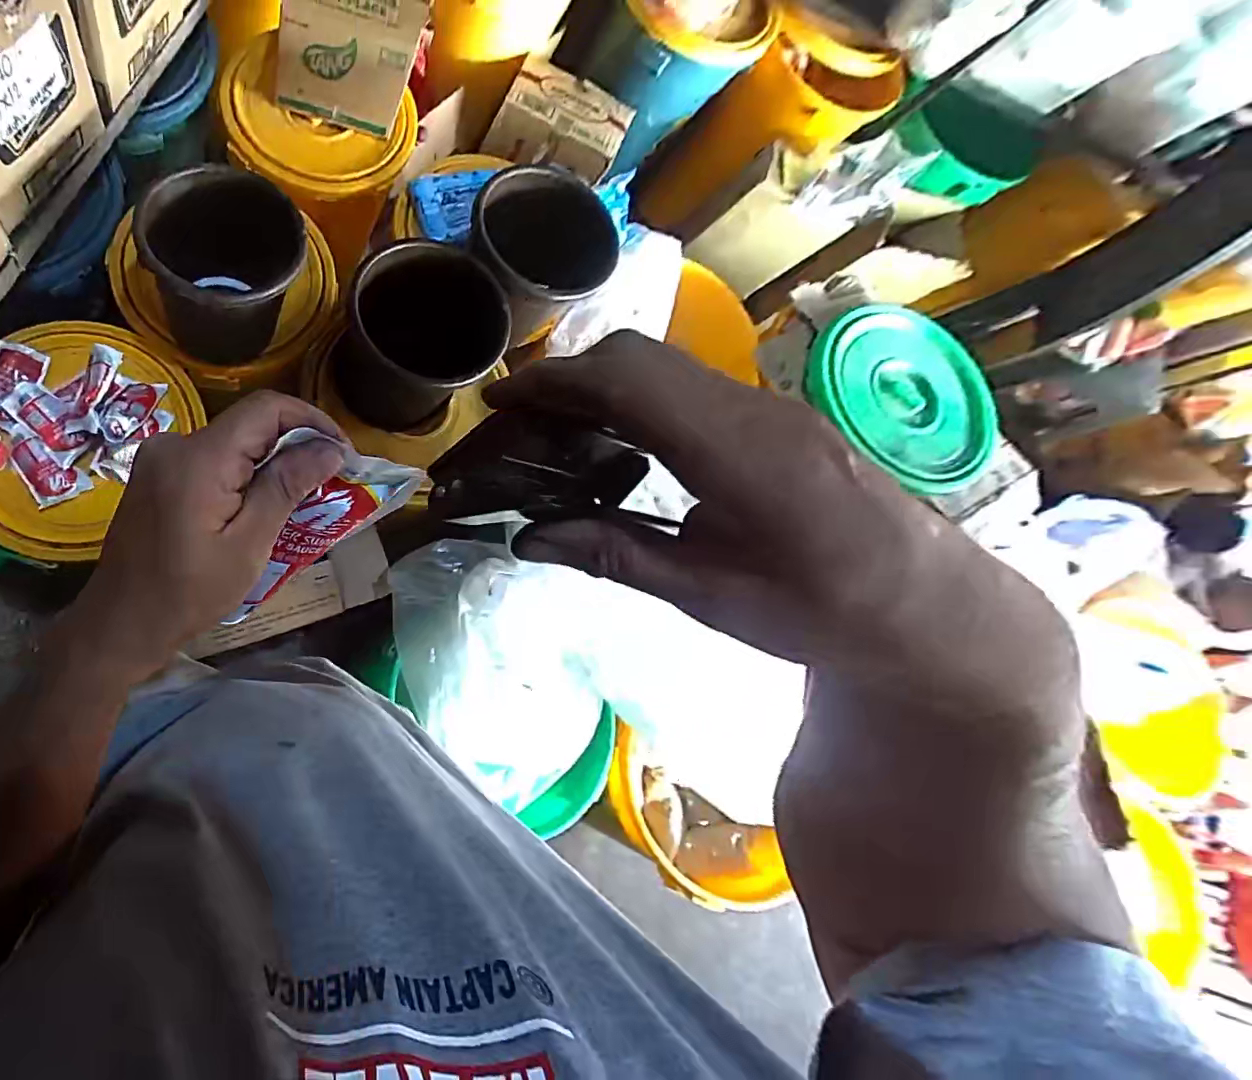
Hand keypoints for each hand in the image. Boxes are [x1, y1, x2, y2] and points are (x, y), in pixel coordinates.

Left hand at [64, 391, 345, 678]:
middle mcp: (175, 444)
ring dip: (269, 464)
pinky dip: (241, 475)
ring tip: (301, 500)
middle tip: (330, 483)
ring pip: (231, 443)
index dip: (311, 421)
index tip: (342, 455)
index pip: (266, 408)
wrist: (120, 622)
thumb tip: (329, 448)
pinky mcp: (155, 475)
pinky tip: (257, 507)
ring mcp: (160, 458)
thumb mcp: (247, 546)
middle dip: (294, 447)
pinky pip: (210, 461)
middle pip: (249, 424)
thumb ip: (285, 488)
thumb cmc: (187, 595)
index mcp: (198, 458)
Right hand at [491, 334, 1127, 994]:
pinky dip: (625, 397)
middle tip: (511, 417)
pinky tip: (605, 437)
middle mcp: (754, 413)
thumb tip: (527, 538)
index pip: (631, 383)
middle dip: (563, 376)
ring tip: (545, 425)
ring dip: (593, 383)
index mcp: (740, 456)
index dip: (555, 382)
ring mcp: (767, 408)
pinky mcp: (769, 418)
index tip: (498, 398)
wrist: (936, 609)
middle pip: (639, 357)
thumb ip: (617, 557)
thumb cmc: (824, 614)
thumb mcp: (710, 597)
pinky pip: (681, 386)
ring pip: (660, 365)